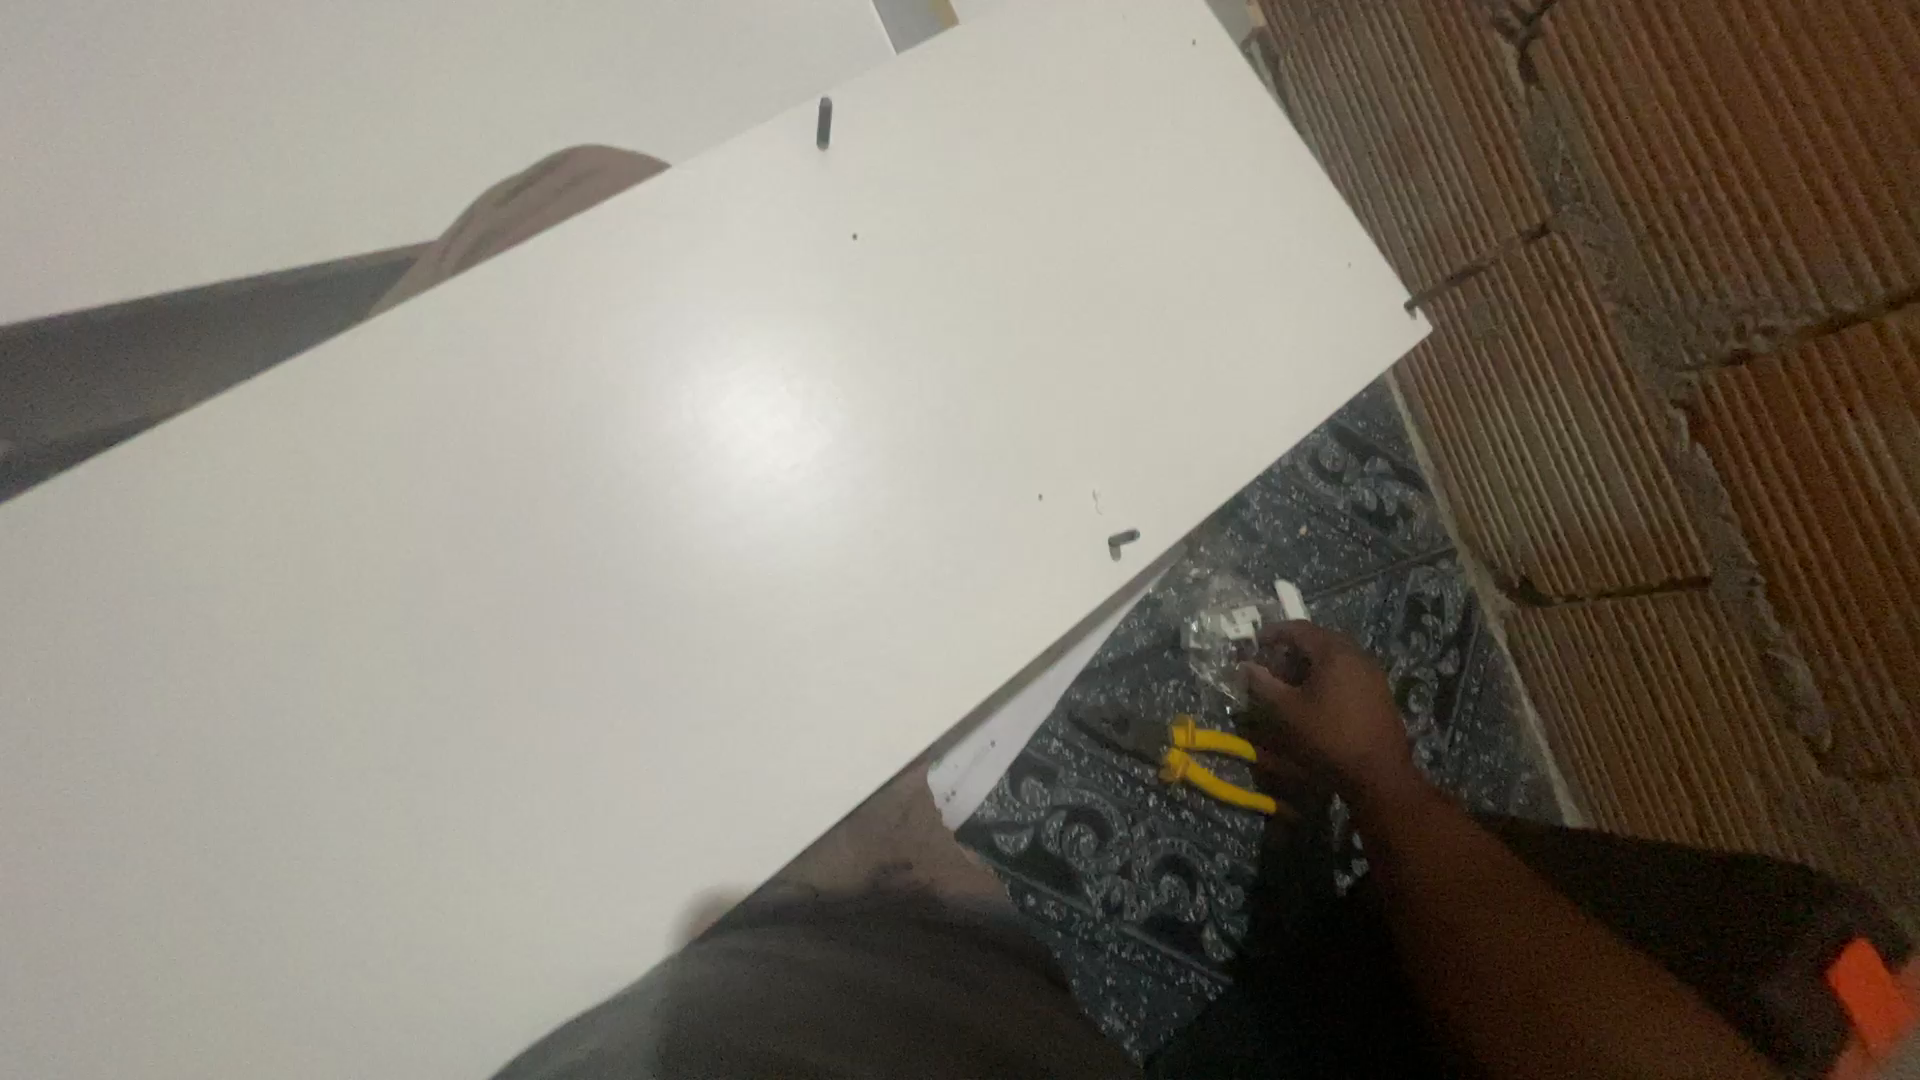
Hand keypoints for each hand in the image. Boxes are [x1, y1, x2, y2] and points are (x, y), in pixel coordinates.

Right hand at [1241, 622, 1430, 815]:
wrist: (1379, 772)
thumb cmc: (1328, 736)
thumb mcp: (1287, 710)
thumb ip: (1263, 684)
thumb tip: (1245, 666)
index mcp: (1333, 653)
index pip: (1299, 629)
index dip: (1274, 632)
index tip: (1256, 642)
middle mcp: (1356, 655)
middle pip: (1319, 638)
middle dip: (1293, 646)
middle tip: (1273, 661)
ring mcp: (1372, 672)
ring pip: (1335, 654)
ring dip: (1311, 660)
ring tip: (1292, 679)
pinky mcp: (1379, 690)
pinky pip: (1348, 669)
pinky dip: (1328, 672)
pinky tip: (1317, 694)